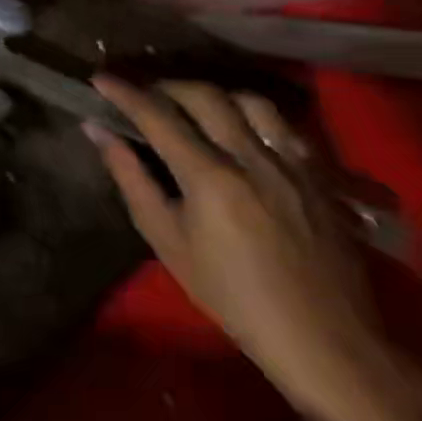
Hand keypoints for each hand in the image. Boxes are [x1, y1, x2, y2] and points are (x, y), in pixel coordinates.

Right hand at [88, 77, 421, 420]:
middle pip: (205, 96)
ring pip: (251, 102)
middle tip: (145, 96)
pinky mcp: (321, 178)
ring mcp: (293, 165)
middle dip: (166, 87)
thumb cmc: (231, 294)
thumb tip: (97, 130)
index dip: (124, 93)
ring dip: (215, 96)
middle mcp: (253, 159)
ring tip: (196, 109)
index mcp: (210, 177)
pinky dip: (255, 119)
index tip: (99, 79)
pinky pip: (285, 128)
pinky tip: (243, 134)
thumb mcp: (166, 240)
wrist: (324, 340)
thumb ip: (130, 177)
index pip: (158, 116)